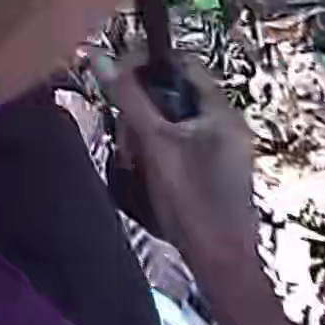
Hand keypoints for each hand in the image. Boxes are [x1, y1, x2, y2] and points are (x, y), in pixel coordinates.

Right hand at [103, 53, 317, 324]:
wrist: (221, 267)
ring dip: (143, 130)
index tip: (118, 78)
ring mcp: (220, 149)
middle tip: (124, 128)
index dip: (148, 63)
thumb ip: (128, 97)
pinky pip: (176, 141)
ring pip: (169, 119)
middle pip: (171, 91)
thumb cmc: (192, 199)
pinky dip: (155, 148)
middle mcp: (224, 124)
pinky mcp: (211, 170)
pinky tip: (142, 169)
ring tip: (132, 156)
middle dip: (140, 105)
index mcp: (220, 111)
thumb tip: (99, 57)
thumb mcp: (153, 142)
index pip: (181, 62)